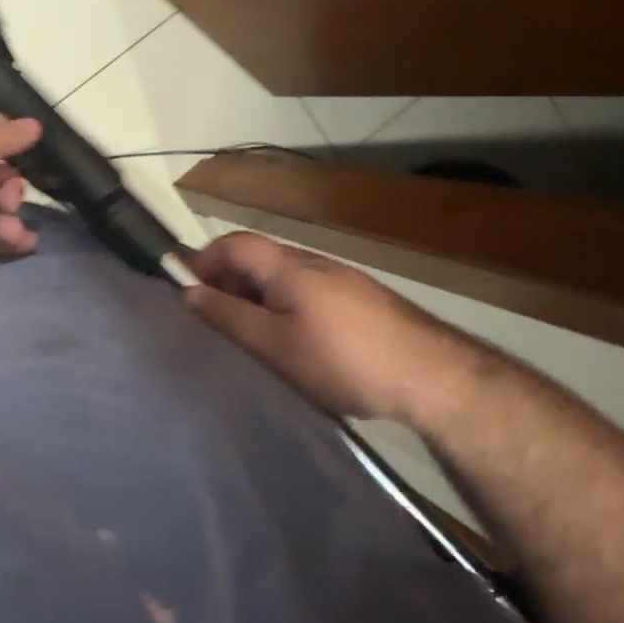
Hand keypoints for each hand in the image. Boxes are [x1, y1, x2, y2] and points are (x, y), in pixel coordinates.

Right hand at [183, 232, 486, 423]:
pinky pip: (307, 290)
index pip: (232, 243)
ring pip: (283, 275)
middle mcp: (314, 262)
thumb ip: (228, 317)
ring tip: (252, 334)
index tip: (186, 290)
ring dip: (257, 295)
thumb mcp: (274, 346)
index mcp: (288, 267)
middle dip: (228, 280)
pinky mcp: (363, 300)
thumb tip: (189, 292)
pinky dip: (285, 304)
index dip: (202, 260)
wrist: (437, 379)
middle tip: (216, 319)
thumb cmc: (343, 361)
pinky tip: (295, 340)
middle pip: (257, 257)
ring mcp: (343, 279)